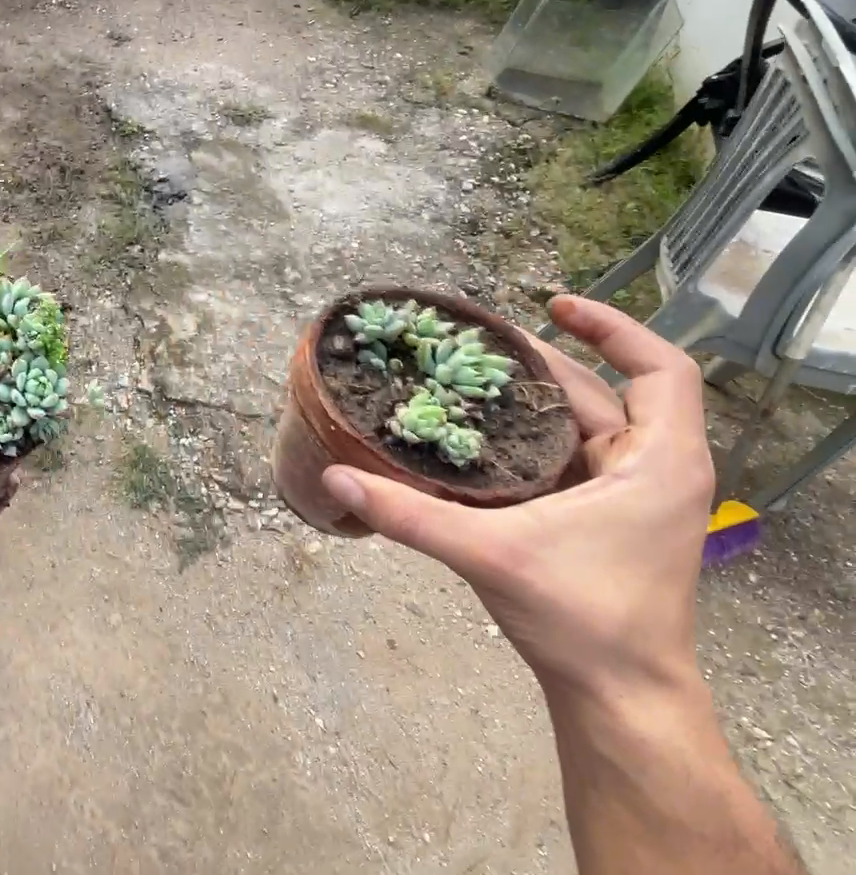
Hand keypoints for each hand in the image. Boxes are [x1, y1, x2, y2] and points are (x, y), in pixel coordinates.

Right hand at [322, 296, 715, 700]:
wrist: (618, 691)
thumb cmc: (582, 616)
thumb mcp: (490, 555)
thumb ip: (409, 515)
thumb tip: (335, 477)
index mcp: (657, 464)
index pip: (661, 372)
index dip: (614, 329)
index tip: (552, 305)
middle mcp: (650, 471)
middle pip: (606, 394)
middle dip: (542, 363)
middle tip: (474, 342)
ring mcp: (623, 498)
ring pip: (580, 427)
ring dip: (530, 399)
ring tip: (466, 378)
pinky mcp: (596, 520)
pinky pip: (561, 459)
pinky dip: (523, 437)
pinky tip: (473, 437)